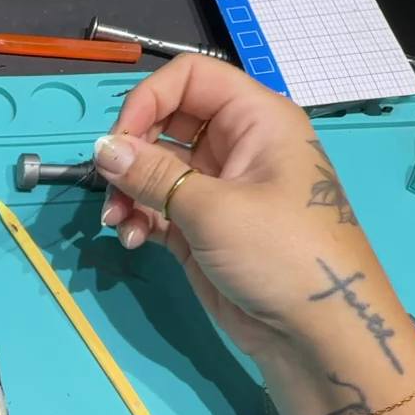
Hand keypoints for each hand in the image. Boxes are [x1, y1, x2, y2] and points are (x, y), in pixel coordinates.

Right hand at [92, 55, 412, 366]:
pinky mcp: (199, 229)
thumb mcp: (214, 208)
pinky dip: (137, 220)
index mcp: (255, 120)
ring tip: (117, 224)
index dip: (147, 101)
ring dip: (127, 194)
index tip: (117, 142)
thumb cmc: (281, 253)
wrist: (314, 333)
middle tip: (108, 188)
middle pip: (164, 125)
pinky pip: (154, 209)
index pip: (189, 81)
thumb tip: (101, 149)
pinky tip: (131, 240)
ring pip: (153, 172)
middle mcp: (233, 147)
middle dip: (130, 153)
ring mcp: (215, 190)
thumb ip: (151, 174)